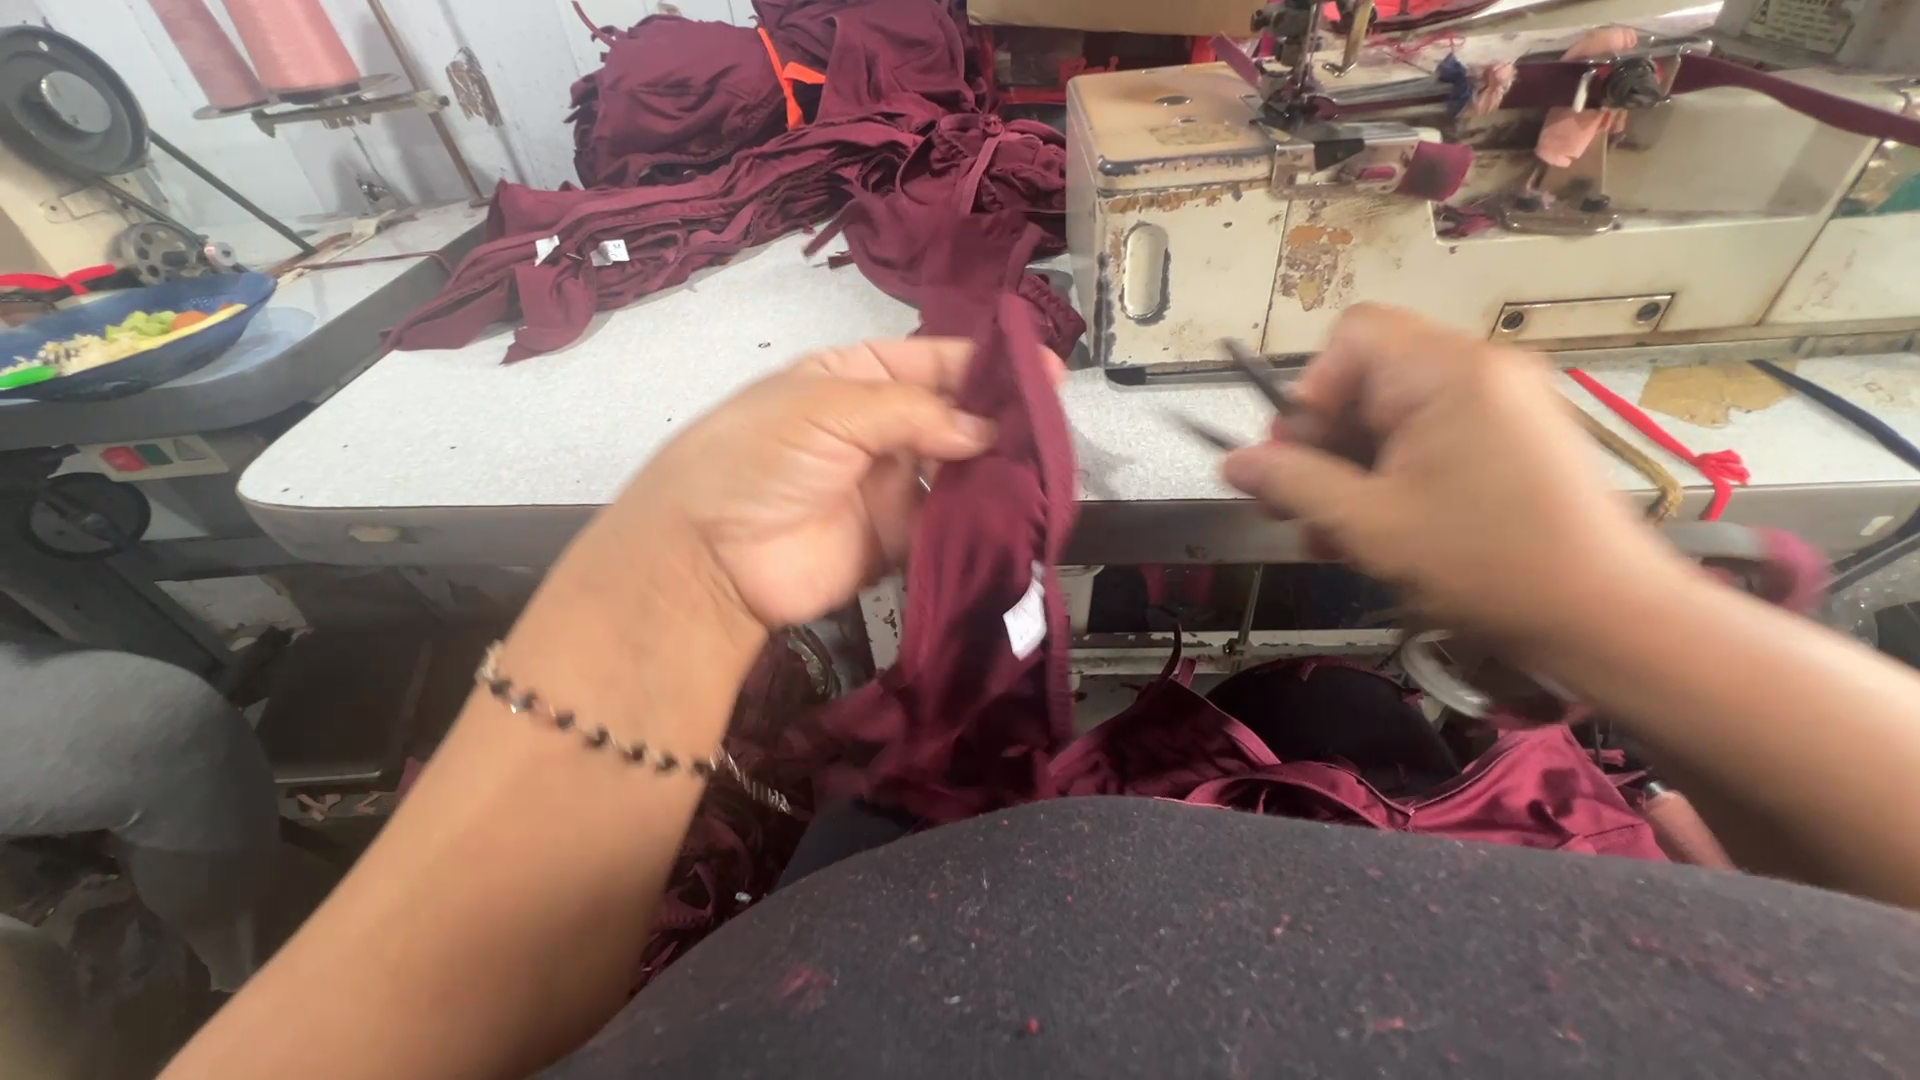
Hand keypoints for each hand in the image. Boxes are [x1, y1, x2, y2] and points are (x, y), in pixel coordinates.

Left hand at [602, 339, 1012, 628]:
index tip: (1044, 370)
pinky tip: (1019, 507)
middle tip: (1056, 422)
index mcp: (857, 378)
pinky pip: (949, 522)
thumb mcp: (830, 408)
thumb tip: (986, 430)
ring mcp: (891, 485)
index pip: (935, 361)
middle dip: (1003, 416)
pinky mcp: (899, 539)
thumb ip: (914, 412)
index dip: (988, 364)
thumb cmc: (760, 456)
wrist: (709, 556)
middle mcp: (880, 428)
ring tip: (1050, 462)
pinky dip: (982, 516)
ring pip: (961, 469)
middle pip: (956, 415)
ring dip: (1000, 466)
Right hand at [1221, 304, 1686, 648]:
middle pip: (1365, 379)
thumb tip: (1232, 462)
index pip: (1352, 336)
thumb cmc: (1488, 564)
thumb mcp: (1367, 524)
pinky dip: (1385, 479)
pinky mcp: (1506, 442)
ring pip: (1387, 418)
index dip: (1310, 388)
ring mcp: (1498, 407)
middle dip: (1319, 442)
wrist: (1604, 619)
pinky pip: (1422, 441)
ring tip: (1330, 532)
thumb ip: (1291, 484)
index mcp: (1448, 372)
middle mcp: (1478, 372)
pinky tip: (1369, 532)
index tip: (1297, 452)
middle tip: (1293, 503)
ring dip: (1345, 471)